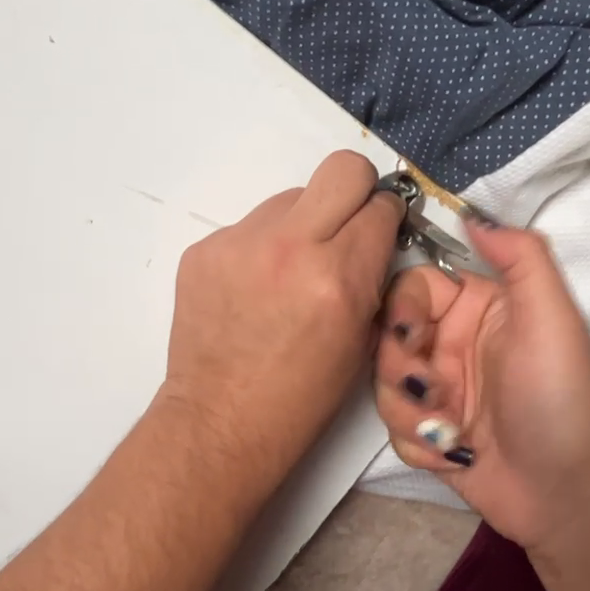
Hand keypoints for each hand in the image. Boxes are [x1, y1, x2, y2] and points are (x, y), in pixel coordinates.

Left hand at [158, 151, 405, 481]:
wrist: (219, 422)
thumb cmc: (302, 397)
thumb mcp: (361, 339)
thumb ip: (370, 275)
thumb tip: (373, 231)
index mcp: (338, 277)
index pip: (380, 206)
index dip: (386, 217)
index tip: (379, 228)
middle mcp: (290, 247)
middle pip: (341, 168)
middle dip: (355, 189)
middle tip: (345, 223)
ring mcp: (239, 242)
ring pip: (291, 197)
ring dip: (301, 222)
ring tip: (288, 271)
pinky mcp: (203, 247)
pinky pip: (249, 226)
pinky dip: (261, 246)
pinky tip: (253, 288)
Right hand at [373, 221, 589, 550]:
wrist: (566, 495)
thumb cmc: (558, 395)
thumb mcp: (552, 315)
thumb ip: (519, 255)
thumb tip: (471, 213)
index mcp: (476, 307)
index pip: (413, 284)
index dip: (402, 307)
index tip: (413, 335)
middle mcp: (451, 341)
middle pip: (388, 334)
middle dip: (399, 366)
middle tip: (429, 391)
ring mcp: (438, 389)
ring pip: (384, 382)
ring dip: (411, 410)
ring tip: (450, 432)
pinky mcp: (428, 432)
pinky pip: (393, 425)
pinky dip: (419, 441)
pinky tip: (454, 454)